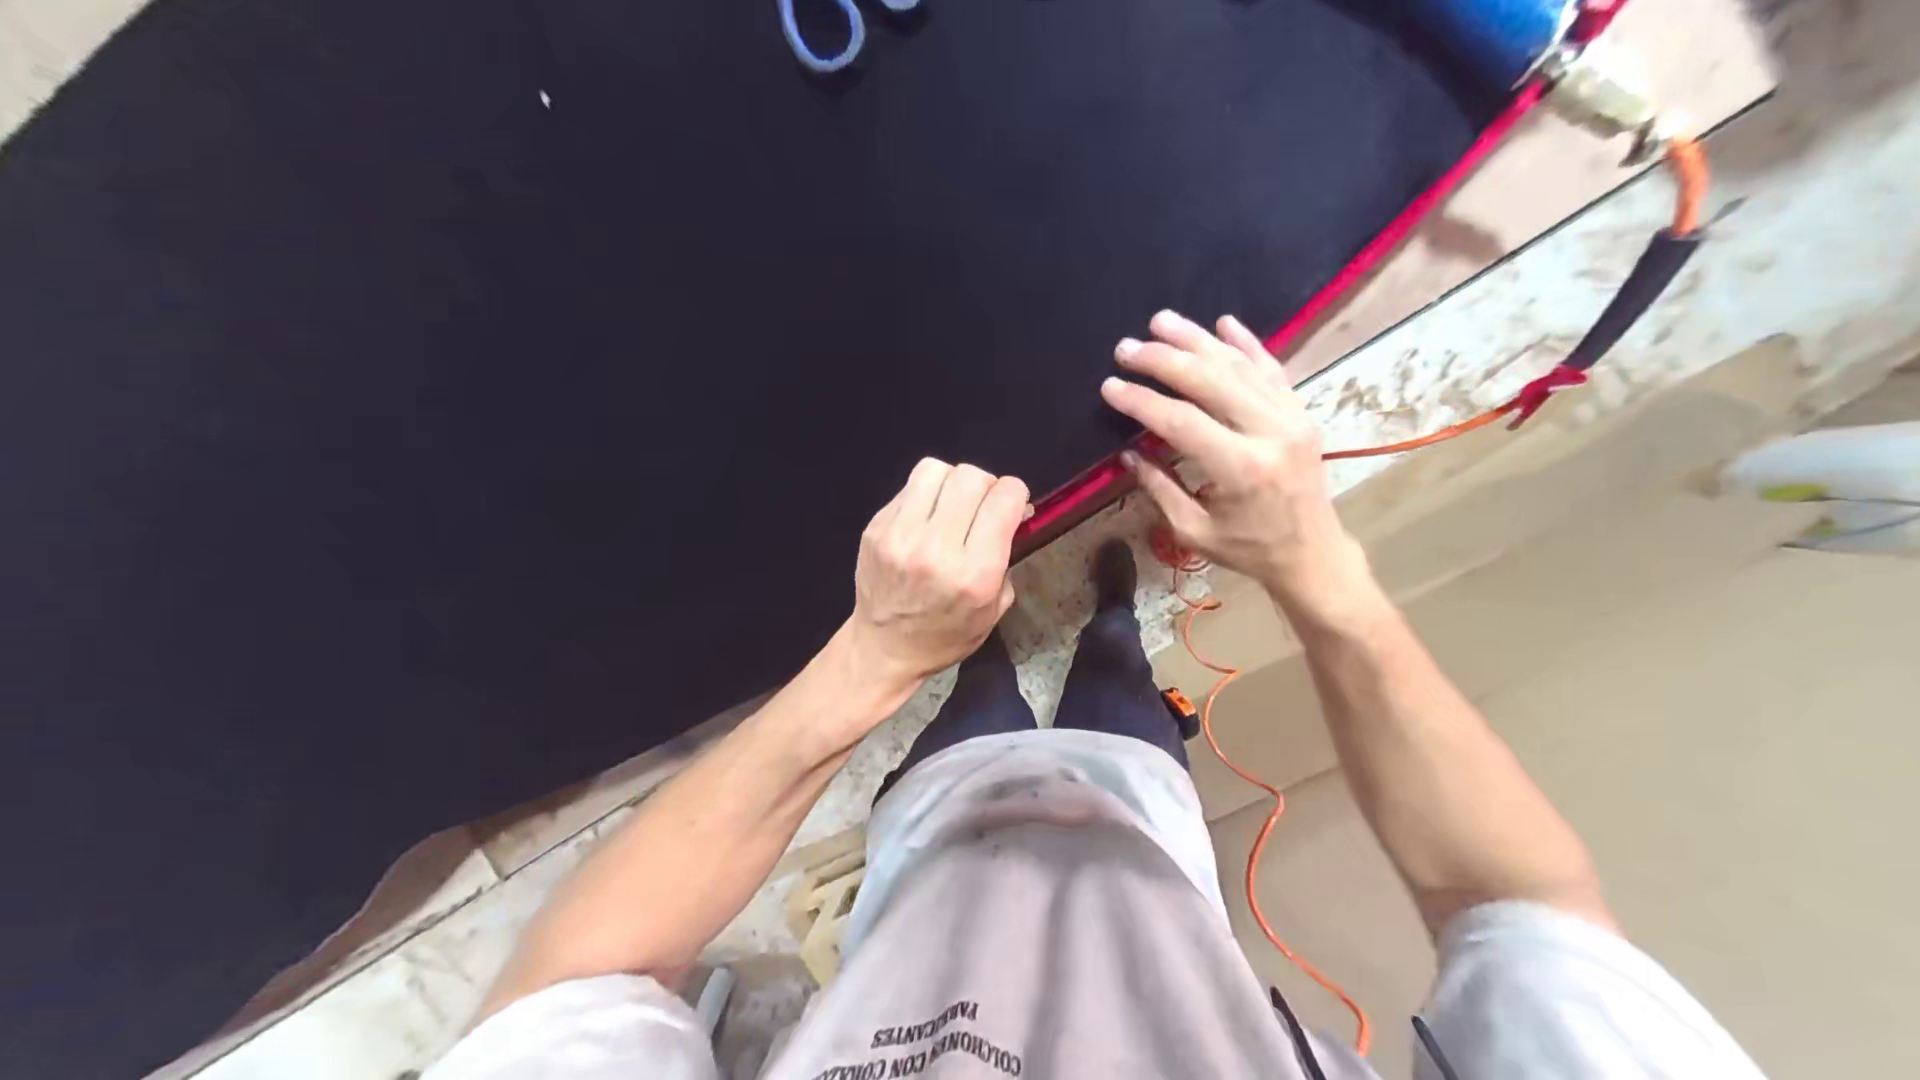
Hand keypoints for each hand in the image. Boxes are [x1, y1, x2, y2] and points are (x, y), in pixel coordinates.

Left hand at [847, 458, 1030, 691]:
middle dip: (985, 486)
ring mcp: (900, 535)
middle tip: (980, 507)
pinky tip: (925, 517)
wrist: (885, 648)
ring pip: (937, 469)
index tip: (1010, 507)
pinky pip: (910, 486)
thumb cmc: (947, 634)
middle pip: (971, 477)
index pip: (1004, 498)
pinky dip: (926, 493)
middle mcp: (936, 549)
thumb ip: (1007, 556)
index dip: (1014, 495)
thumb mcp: (995, 607)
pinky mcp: (876, 528)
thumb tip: (1013, 511)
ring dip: (952, 482)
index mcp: (975, 574)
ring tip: (951, 506)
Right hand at [1100, 310, 1366, 614]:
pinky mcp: (1301, 411)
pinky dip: (1246, 342)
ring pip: (1239, 365)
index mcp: (1241, 469)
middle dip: (1163, 360)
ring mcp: (1292, 417)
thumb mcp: (1192, 530)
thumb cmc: (1247, 547)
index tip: (1110, 386)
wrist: (1312, 552)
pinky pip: (1271, 367)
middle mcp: (1270, 432)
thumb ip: (1159, 488)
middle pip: (1210, 381)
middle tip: (1126, 348)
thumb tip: (1129, 451)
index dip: (1141, 401)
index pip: (1181, 421)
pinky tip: (1222, 322)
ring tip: (1161, 321)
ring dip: (1197, 340)